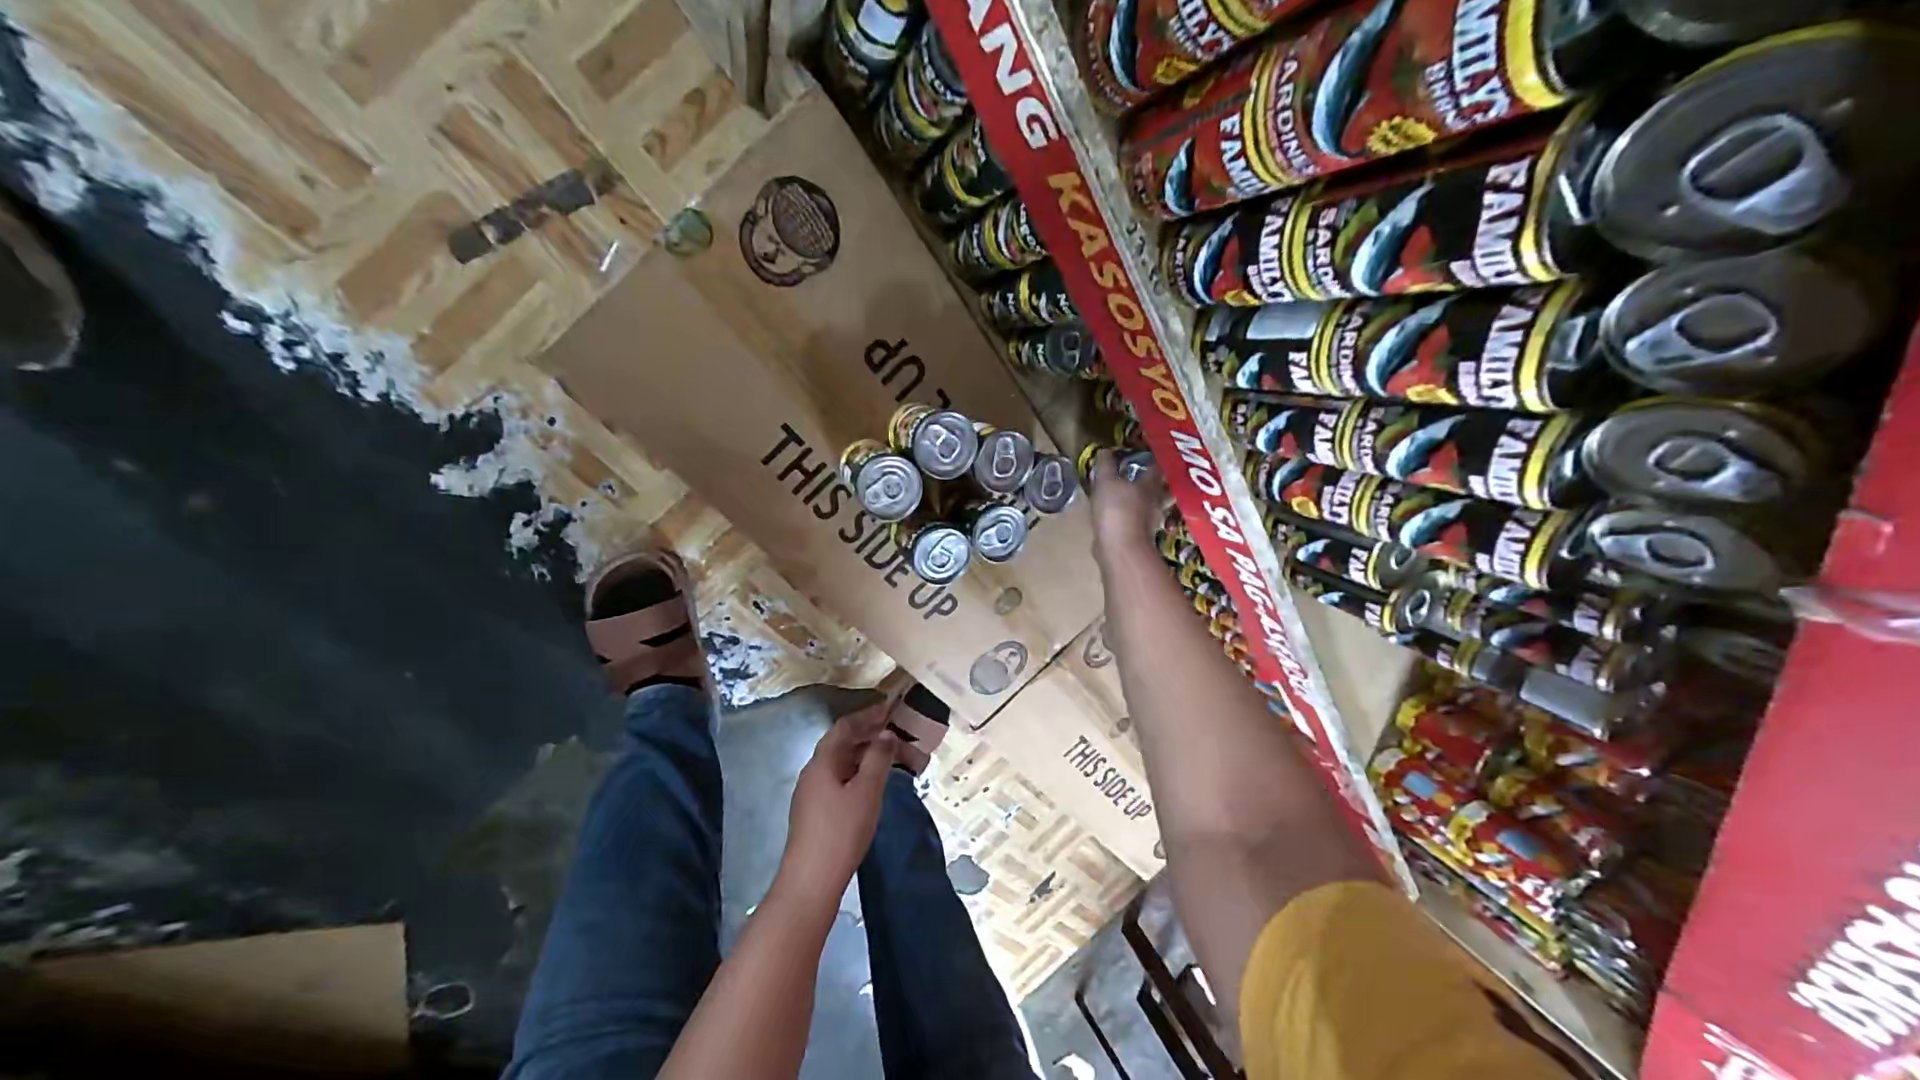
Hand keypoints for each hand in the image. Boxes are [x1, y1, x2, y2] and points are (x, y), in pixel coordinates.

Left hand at [775, 703, 897, 903]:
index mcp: (822, 762)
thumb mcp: (867, 792)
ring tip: (891, 755)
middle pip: (841, 743)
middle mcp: (813, 772)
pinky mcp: (815, 812)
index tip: (890, 707)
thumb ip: (878, 759)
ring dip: (865, 755)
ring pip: (841, 763)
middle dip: (869, 734)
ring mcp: (812, 794)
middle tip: (896, 730)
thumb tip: (887, 733)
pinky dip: (859, 772)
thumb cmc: (841, 832)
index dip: (868, 714)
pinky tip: (873, 783)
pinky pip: (840, 779)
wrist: (811, 881)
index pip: (845, 727)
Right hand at [1089, 448, 1165, 570]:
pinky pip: (1138, 521)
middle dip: (1154, 481)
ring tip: (1131, 495)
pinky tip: (1123, 516)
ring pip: (1151, 505)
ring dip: (1144, 500)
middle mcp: (1155, 502)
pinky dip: (1133, 516)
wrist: (1120, 549)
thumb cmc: (1116, 510)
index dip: (1153, 459)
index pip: (1156, 467)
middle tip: (1142, 473)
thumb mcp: (1105, 482)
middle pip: (1160, 488)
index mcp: (1150, 485)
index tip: (1148, 452)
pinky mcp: (1139, 536)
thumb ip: (1105, 466)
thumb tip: (1105, 450)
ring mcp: (1149, 521)